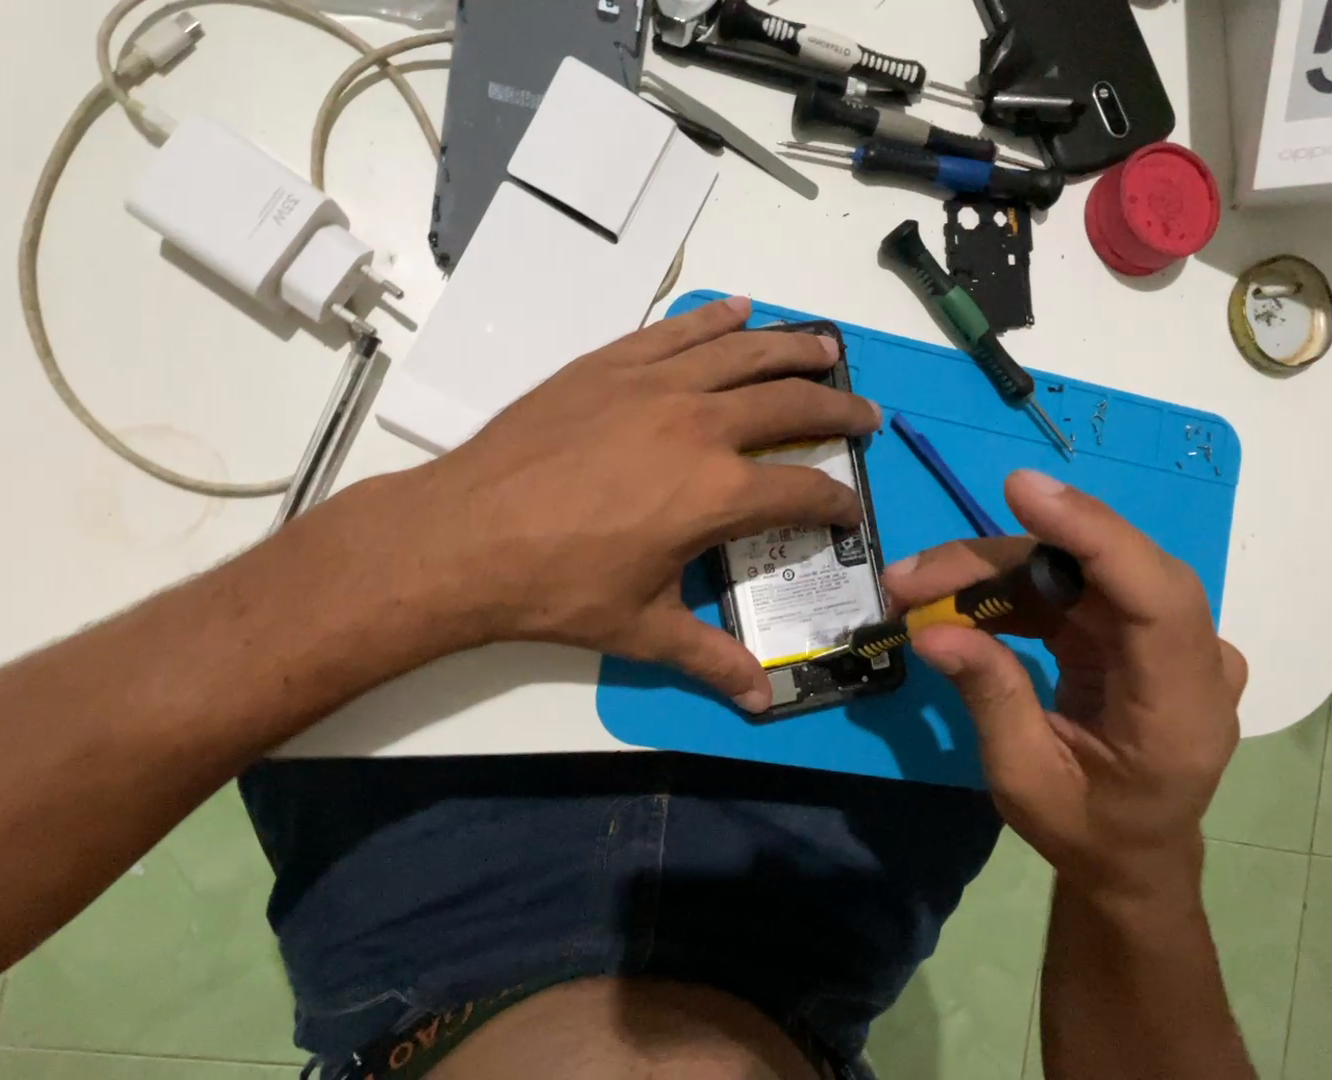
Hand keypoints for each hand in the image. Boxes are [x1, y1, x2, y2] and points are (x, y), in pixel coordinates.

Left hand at [374, 296, 879, 711]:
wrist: (466, 537)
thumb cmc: (557, 588)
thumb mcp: (641, 630)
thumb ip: (710, 659)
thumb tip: (758, 700)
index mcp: (717, 492)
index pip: (803, 491)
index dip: (836, 503)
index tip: (849, 510)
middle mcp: (700, 425)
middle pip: (790, 405)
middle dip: (838, 410)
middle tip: (866, 414)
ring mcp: (653, 386)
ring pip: (742, 353)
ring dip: (792, 349)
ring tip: (825, 350)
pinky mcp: (608, 365)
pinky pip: (676, 332)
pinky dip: (715, 319)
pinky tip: (740, 310)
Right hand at [883, 470, 1246, 900]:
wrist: (1131, 858)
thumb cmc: (1087, 830)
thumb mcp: (1025, 779)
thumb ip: (990, 698)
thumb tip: (929, 630)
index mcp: (1182, 708)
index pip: (1157, 596)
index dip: (1093, 534)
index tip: (1022, 492)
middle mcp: (1189, 658)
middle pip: (1099, 574)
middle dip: (999, 562)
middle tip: (912, 576)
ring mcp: (1161, 640)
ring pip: (1074, 575)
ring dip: (989, 575)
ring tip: (915, 588)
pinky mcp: (1127, 633)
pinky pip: (1066, 592)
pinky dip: (1005, 591)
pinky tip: (953, 599)